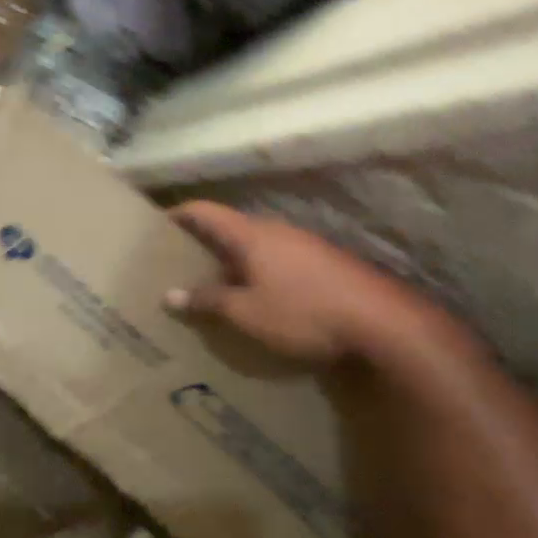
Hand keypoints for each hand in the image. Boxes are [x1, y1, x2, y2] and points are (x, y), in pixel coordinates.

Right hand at [163, 201, 440, 365]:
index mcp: (252, 235)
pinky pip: (277, 263)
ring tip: (209, 286)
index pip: (205, 212)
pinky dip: (256, 275)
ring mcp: (305, 248)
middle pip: (230, 229)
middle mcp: (278, 233)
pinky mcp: (325, 267)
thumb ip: (207, 301)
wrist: (383, 325)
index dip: (177, 215)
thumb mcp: (245, 312)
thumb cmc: (302, 312)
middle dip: (202, 244)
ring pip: (255, 248)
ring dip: (231, 262)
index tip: (154, 226)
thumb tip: (171, 295)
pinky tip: (251, 300)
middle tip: (175, 264)